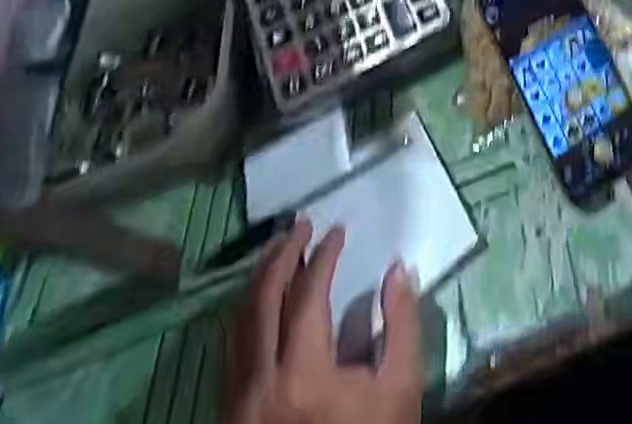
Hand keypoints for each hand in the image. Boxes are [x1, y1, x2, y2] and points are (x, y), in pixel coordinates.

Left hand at [221, 221, 422, 423]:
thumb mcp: (401, 387)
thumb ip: (402, 323)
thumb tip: (398, 269)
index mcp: (304, 375)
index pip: (307, 296)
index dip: (324, 256)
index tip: (337, 230)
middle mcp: (258, 385)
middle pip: (260, 303)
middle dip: (280, 256)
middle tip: (299, 226)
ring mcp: (236, 403)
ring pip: (235, 326)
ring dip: (256, 281)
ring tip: (277, 251)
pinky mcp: (228, 416)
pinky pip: (229, 350)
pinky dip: (244, 314)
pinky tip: (258, 301)